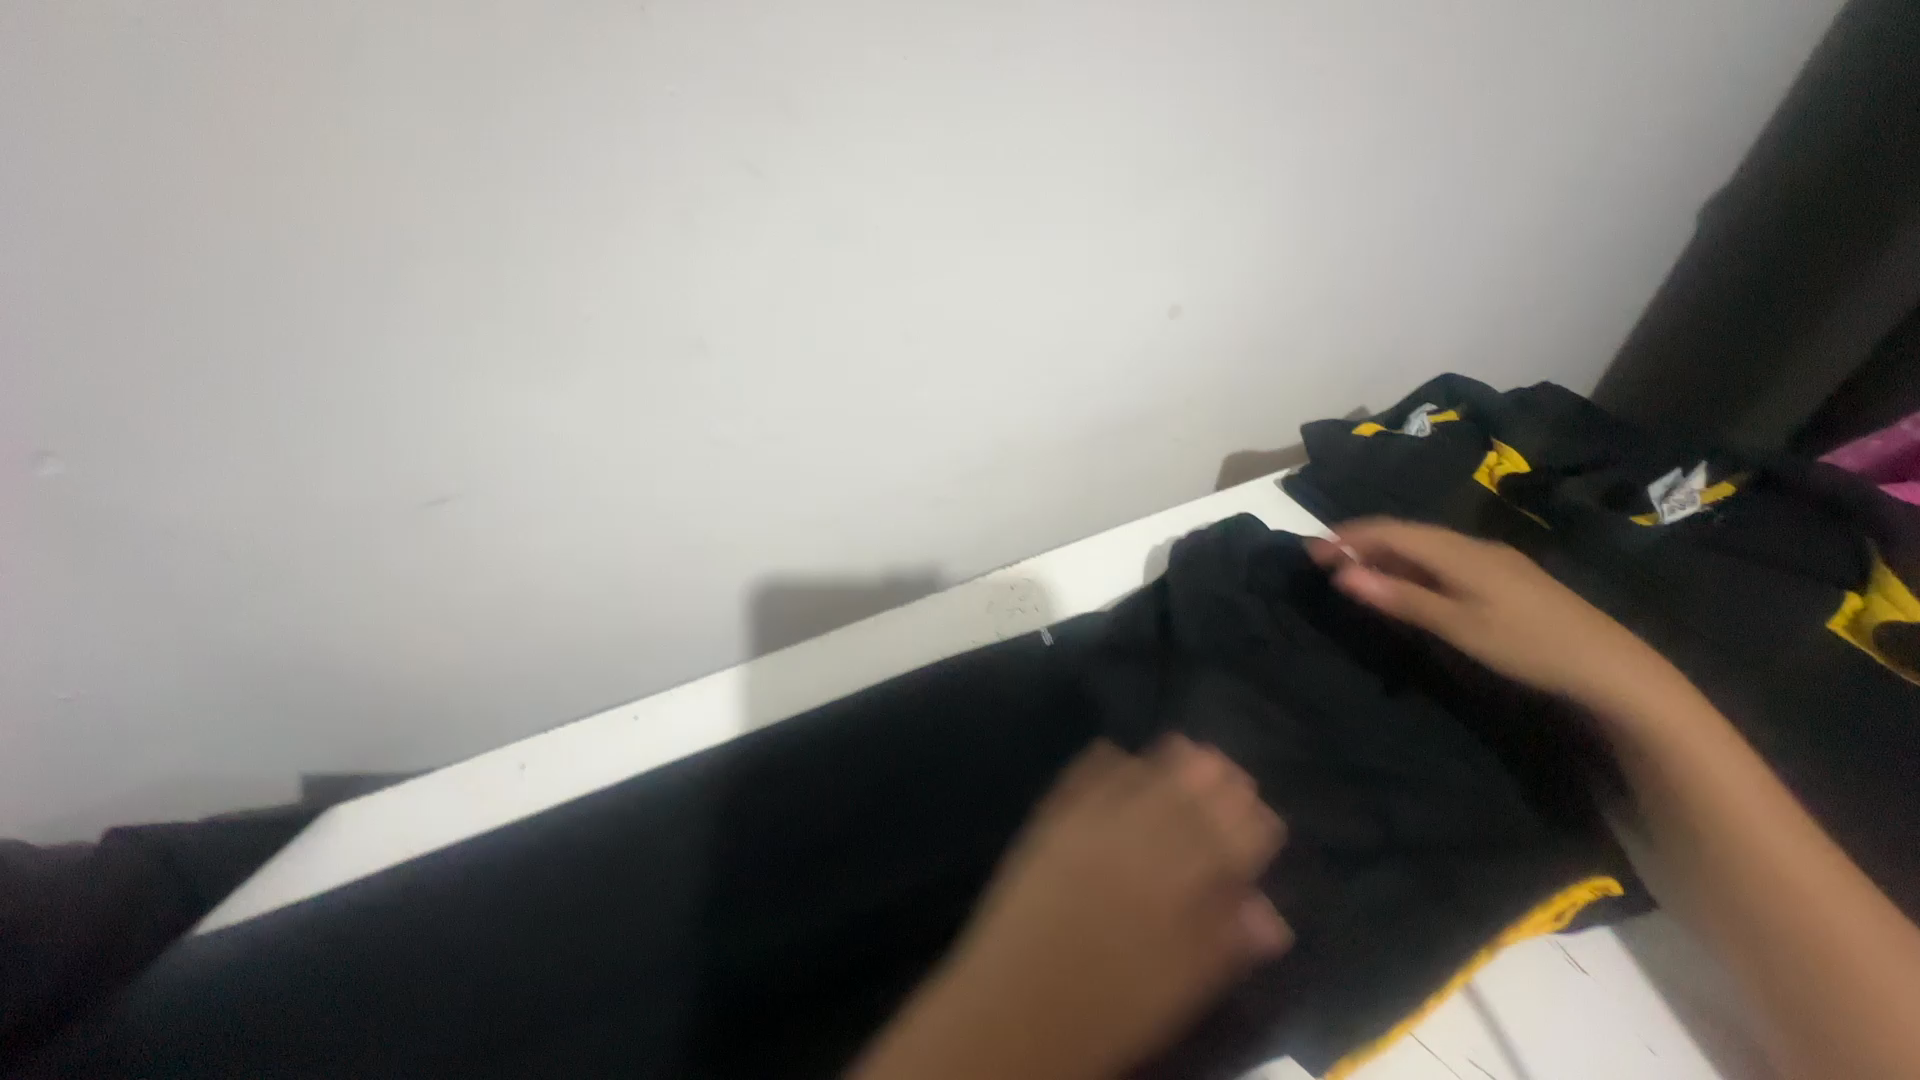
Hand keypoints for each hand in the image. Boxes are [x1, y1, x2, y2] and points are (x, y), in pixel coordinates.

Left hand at [848, 737, 1290, 1079]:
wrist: (1014, 1007)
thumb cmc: (1108, 1009)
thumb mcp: (1182, 988)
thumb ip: (1227, 940)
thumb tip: (1270, 912)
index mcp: (1182, 883)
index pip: (1235, 835)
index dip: (1253, 822)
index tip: (1262, 817)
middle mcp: (1140, 839)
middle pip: (1190, 793)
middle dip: (1217, 781)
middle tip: (1230, 772)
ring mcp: (1090, 823)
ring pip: (1142, 774)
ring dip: (1169, 761)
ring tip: (1188, 749)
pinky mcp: (1050, 820)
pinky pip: (1085, 775)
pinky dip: (1109, 761)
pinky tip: (1120, 755)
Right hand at [1306, 518, 1679, 715]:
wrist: (1612, 668)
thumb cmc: (1528, 646)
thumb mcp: (1457, 626)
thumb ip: (1399, 598)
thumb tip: (1343, 574)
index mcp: (1459, 552)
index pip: (1390, 531)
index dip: (1347, 537)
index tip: (1310, 552)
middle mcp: (1474, 546)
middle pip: (1407, 533)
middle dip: (1362, 543)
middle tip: (1325, 562)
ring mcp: (1493, 561)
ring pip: (1426, 547)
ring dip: (1386, 555)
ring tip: (1354, 574)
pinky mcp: (1504, 578)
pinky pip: (1443, 560)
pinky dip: (1411, 567)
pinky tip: (1405, 585)